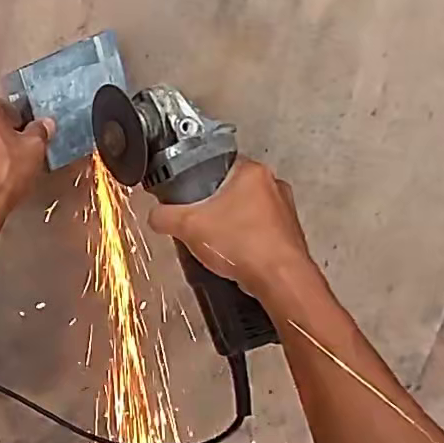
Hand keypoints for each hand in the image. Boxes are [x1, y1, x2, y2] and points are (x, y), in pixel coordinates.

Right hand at [147, 158, 324, 309]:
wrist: (278, 278)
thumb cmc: (243, 244)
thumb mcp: (187, 226)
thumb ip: (164, 216)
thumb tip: (156, 215)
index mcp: (251, 172)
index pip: (217, 164)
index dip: (197, 181)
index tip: (187, 196)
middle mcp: (273, 185)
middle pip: (230, 190)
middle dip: (212, 207)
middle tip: (197, 223)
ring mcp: (284, 210)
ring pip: (245, 211)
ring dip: (229, 225)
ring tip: (214, 242)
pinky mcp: (288, 234)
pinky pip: (258, 232)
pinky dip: (244, 242)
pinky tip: (232, 255)